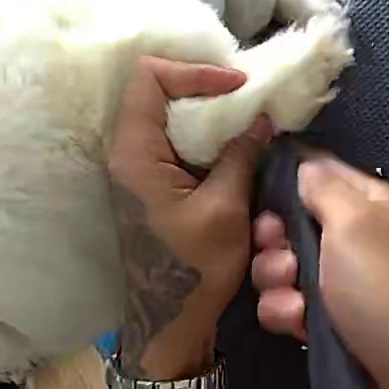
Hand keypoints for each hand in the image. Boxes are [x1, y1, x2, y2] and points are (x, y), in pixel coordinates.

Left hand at [109, 57, 271, 378]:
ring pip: (168, 115)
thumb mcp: (226, 207)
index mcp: (134, 153)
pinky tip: (235, 145)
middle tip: (247, 99)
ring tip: (246, 118)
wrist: (173, 317)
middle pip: (157, 91)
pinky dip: (206, 134)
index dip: (195, 72)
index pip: (150, 78)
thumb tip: (260, 119)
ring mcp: (138, 168)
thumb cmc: (194, 266)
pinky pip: (176, 141)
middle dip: (205, 87)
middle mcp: (127, 152)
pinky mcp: (153, 182)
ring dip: (207, 111)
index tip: (238, 86)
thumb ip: (240, 154)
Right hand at [250, 156, 388, 388]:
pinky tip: (299, 327)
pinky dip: (288, 316)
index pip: (321, 174)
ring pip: (287, 271)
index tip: (260, 200)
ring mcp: (345, 288)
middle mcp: (358, 243)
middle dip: (274, 241)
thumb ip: (324, 188)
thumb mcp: (357, 224)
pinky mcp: (333, 328)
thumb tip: (305, 165)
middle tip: (281, 257)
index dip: (285, 182)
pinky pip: (293, 310)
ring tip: (294, 301)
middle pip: (295, 226)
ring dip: (277, 282)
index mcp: (372, 206)